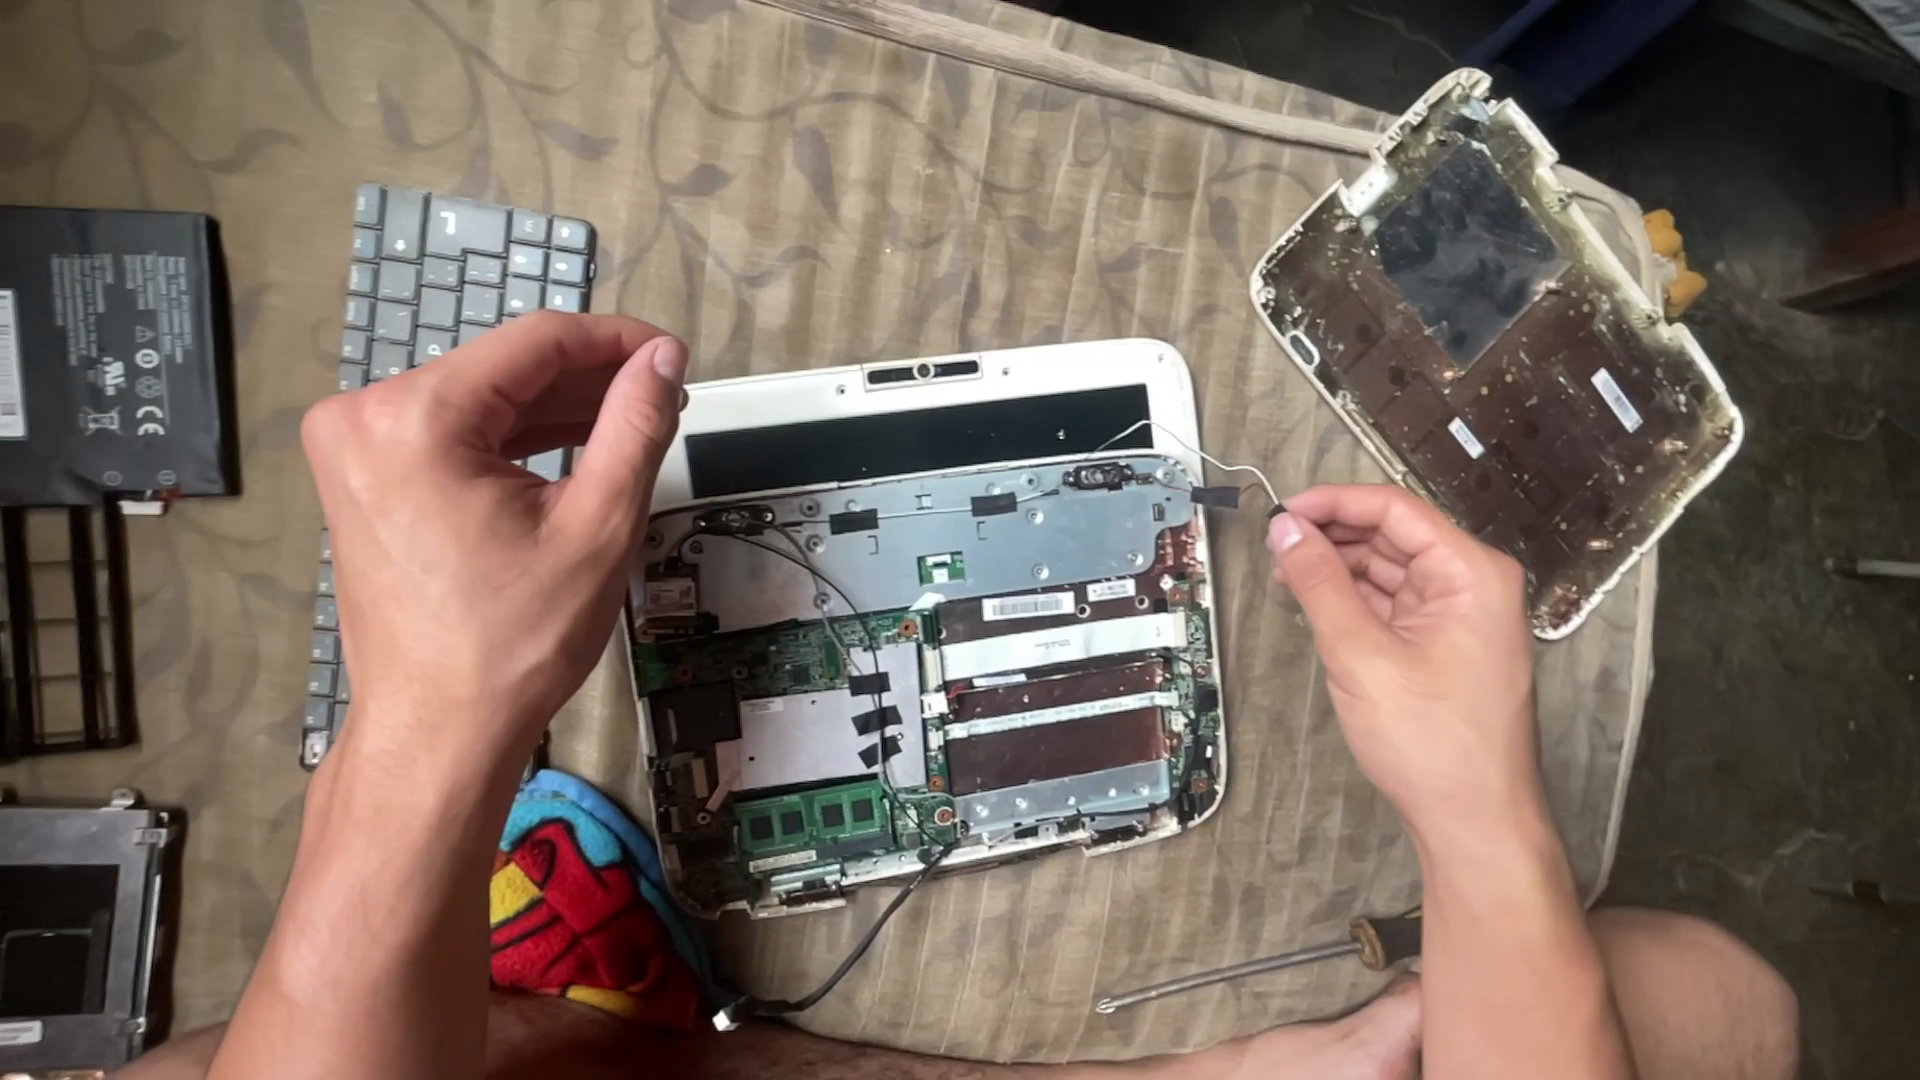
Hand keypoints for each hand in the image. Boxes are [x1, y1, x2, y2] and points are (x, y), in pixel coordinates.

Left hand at [303, 311, 686, 762]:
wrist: (443, 724)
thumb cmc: (518, 639)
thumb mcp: (599, 524)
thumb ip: (636, 427)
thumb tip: (664, 361)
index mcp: (415, 419)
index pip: (536, 343)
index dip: (618, 341)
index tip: (673, 356)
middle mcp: (367, 417)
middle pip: (509, 367)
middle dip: (594, 378)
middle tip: (665, 396)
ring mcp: (360, 447)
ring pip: (489, 398)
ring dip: (565, 406)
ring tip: (636, 420)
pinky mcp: (371, 476)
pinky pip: (463, 432)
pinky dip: (525, 436)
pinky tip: (581, 442)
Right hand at [1267, 485, 1543, 852]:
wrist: (1471, 819)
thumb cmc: (1427, 738)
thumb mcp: (1359, 653)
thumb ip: (1318, 583)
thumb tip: (1284, 528)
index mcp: (1470, 573)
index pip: (1394, 510)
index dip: (1332, 503)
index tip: (1279, 512)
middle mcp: (1470, 583)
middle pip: (1391, 534)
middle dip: (1330, 534)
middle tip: (1275, 545)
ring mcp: (1456, 614)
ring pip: (1386, 567)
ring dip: (1335, 565)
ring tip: (1285, 573)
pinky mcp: (1439, 641)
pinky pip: (1388, 600)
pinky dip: (1349, 596)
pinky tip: (1313, 599)